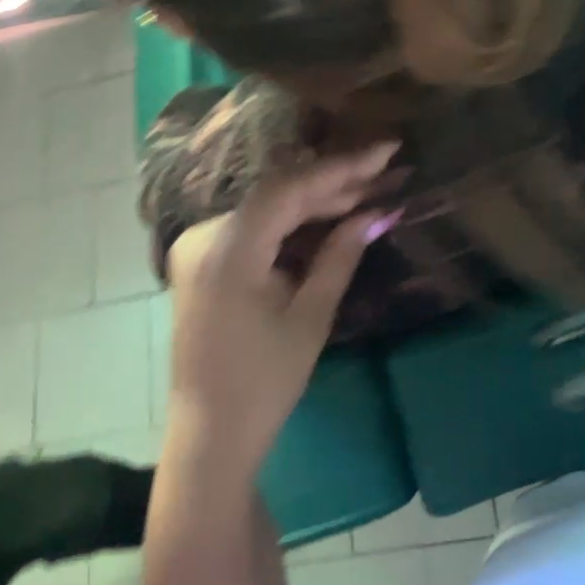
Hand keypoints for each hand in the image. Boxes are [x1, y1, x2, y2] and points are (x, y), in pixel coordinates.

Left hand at [164, 143, 400, 465]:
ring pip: (266, 208)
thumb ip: (341, 254)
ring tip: (369, 193)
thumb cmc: (265, 381)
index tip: (385, 150)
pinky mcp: (203, 261)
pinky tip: (330, 217)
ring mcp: (198, 247)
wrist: (212, 434)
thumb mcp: (311, 315)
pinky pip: (253, 228)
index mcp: (226, 249)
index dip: (341, 166)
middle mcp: (203, 236)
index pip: (288, 188)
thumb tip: (379, 212)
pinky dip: (291, 223)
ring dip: (314, 203)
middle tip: (386, 173)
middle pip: (276, 194)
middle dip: (333, 184)